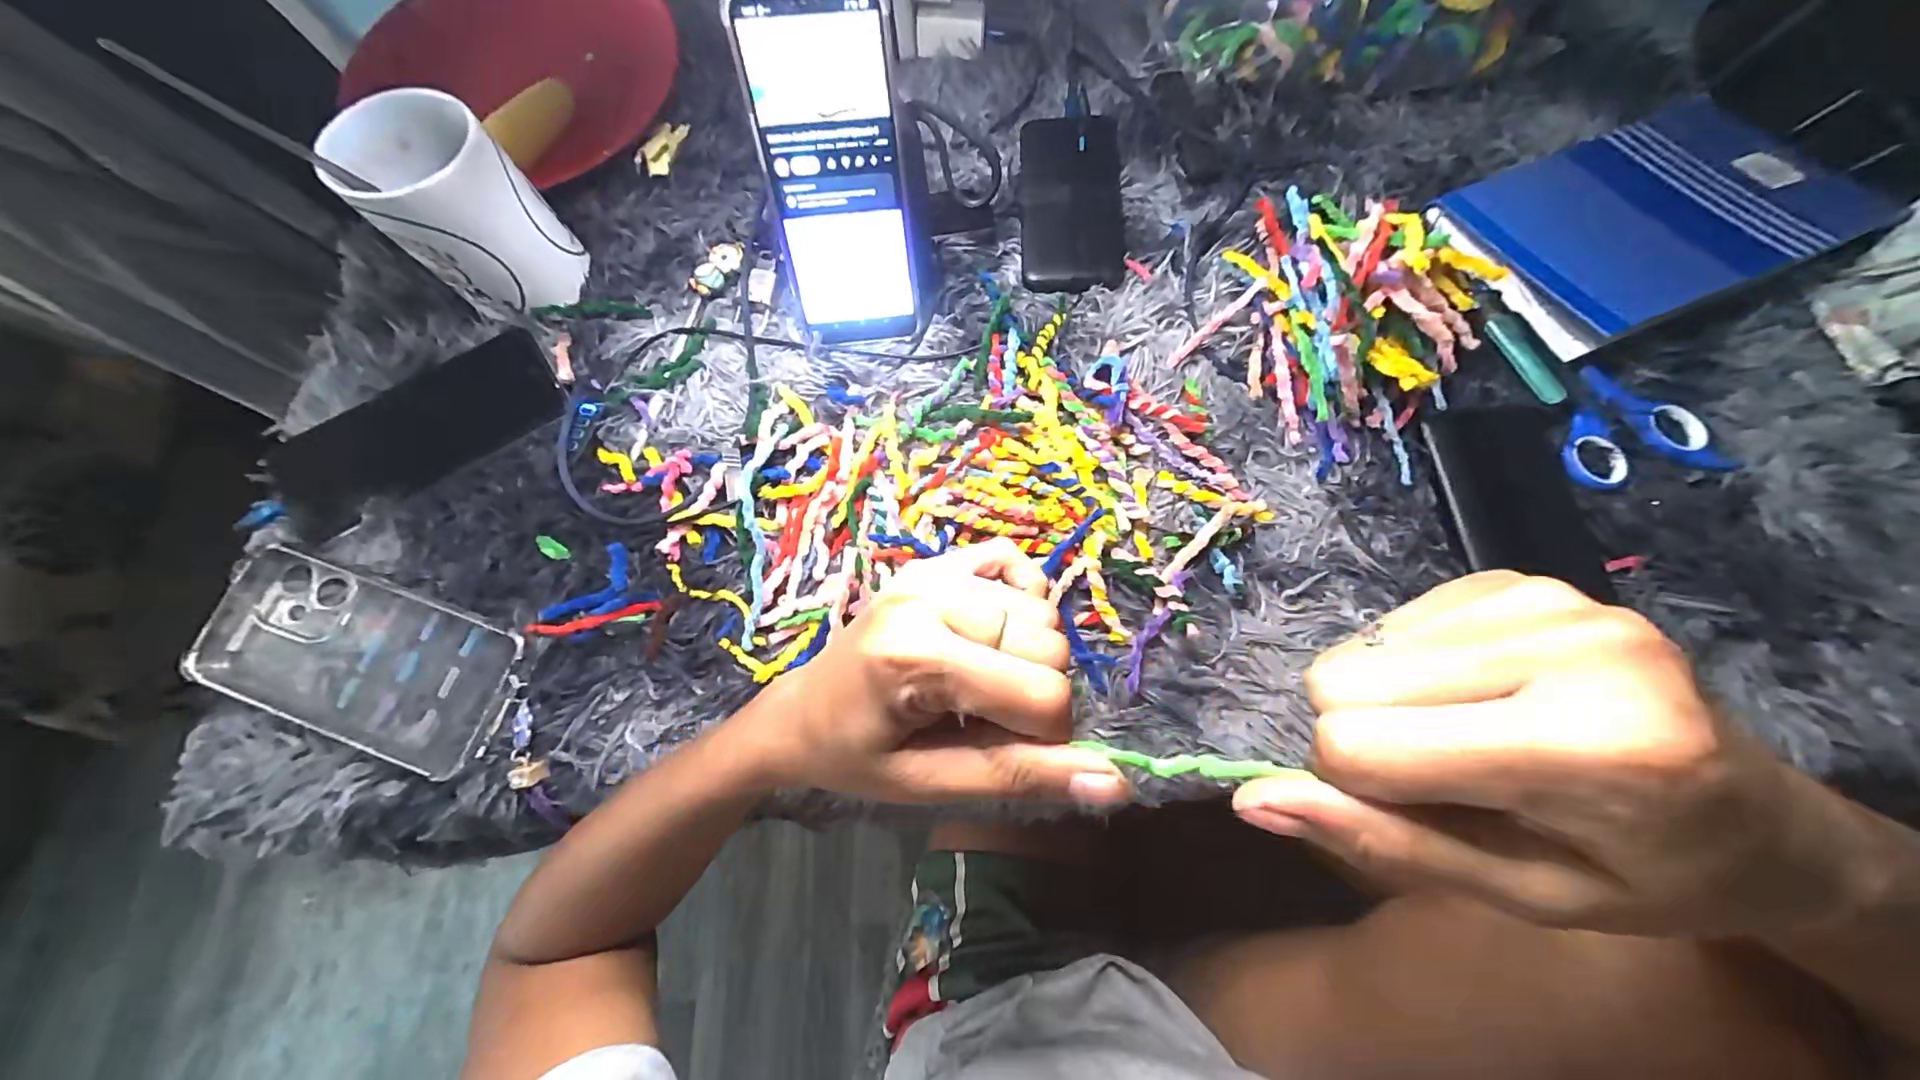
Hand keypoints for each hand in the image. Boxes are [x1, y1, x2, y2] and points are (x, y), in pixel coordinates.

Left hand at [740, 538, 1131, 806]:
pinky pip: (1016, 564)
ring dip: (1027, 654)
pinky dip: (1022, 601)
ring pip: (1043, 611)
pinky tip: (988, 632)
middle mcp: (928, 596)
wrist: (801, 712)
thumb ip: (1021, 777)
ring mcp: (932, 569)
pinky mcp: (937, 559)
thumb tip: (1117, 785)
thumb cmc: (859, 756)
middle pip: (1050, 648)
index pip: (1043, 696)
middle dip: (1035, 695)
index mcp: (917, 656)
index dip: (1043, 739)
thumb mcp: (932, 783)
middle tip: (982, 714)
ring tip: (976, 677)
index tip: (1001, 750)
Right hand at [1233, 571, 1862, 937]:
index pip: (1357, 745)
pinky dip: (1408, 667)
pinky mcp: (1516, 577)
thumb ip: (1378, 841)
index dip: (1356, 787)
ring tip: (1471, 732)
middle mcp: (1570, 646)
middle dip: (1364, 735)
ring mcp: (1545, 597)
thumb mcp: (1513, 893)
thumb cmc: (1641, 876)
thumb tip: (1249, 799)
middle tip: (1448, 772)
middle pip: (1340, 682)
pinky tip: (1477, 693)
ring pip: (1355, 650)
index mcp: (1592, 746)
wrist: (1764, 819)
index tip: (1417, 811)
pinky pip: (1388, 624)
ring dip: (1387, 700)